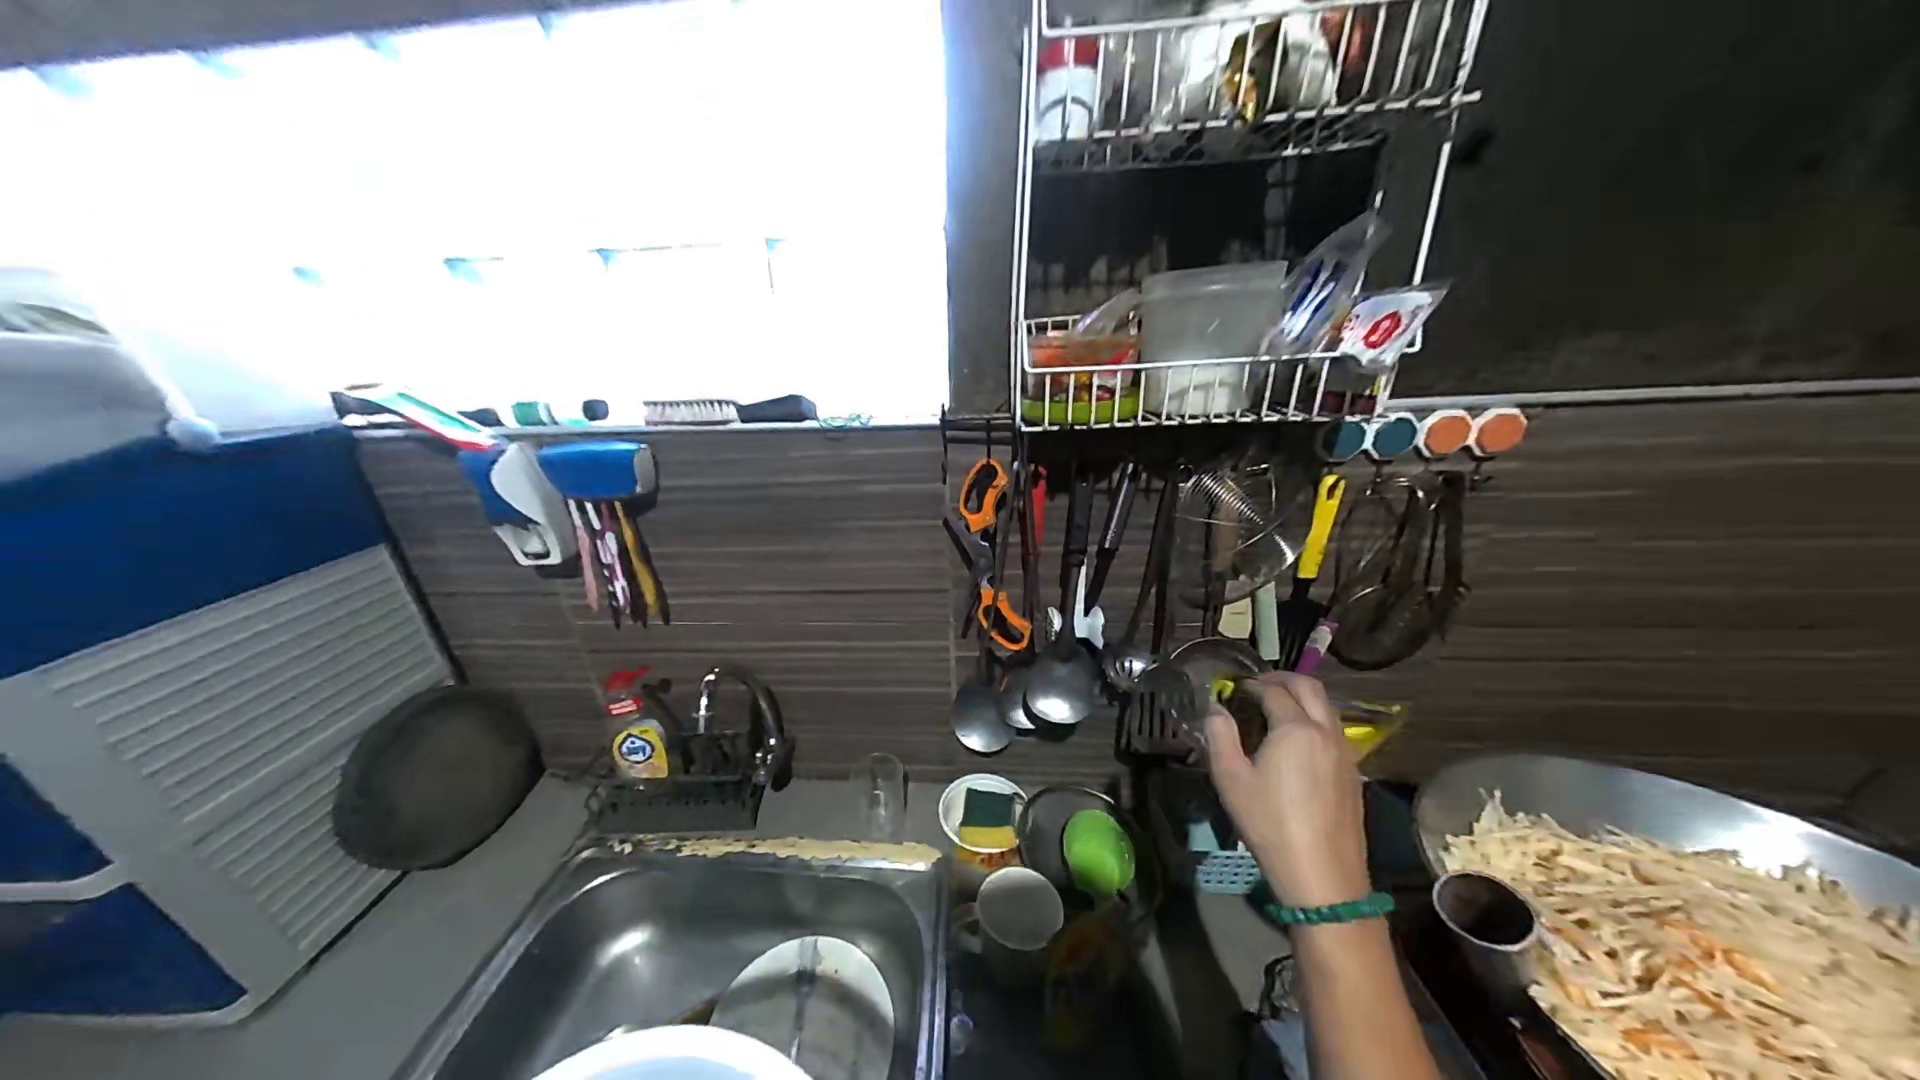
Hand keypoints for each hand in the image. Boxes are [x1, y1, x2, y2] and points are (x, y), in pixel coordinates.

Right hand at [1204, 673, 1369, 907]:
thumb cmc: (1270, 824)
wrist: (1322, 876)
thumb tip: (1216, 709)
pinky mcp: (1353, 773)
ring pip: (1327, 707)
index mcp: (1296, 729)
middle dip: (1282, 679)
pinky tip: (1296, 740)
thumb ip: (1220, 736)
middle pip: (1310, 687)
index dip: (1251, 684)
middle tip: (1258, 685)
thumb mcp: (1231, 779)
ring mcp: (1345, 753)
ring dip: (1302, 697)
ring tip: (1275, 708)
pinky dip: (1314, 718)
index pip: (1273, 690)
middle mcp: (1326, 732)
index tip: (1233, 689)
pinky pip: (1334, 730)